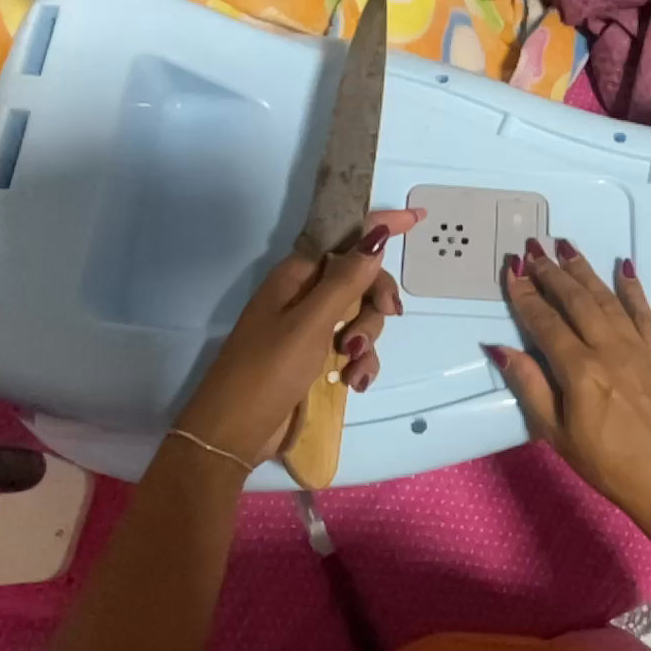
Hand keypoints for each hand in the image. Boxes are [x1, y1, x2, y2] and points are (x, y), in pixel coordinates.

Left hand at [176, 209, 422, 466]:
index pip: (345, 236)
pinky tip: (354, 381)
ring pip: (360, 315)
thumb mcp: (311, 323)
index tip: (417, 218)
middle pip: (360, 279)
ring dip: (367, 338)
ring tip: (353, 365)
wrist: (234, 433)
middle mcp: (305, 294)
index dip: (380, 225)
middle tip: (389, 317)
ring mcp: (310, 326)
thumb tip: (377, 235)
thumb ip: (346, 279)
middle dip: (376, 300)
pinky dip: (360, 361)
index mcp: (298, 275)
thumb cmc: (266, 370)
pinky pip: (352, 346)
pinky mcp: (314, 355)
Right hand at [487, 238, 650, 536]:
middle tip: (533, 248)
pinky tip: (623, 267)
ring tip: (566, 247)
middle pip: (575, 300)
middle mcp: (608, 348)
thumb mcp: (557, 434)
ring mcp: (637, 347)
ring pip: (606, 298)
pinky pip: (643, 311)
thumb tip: (500, 348)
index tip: (511, 271)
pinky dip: (631, 287)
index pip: (545, 322)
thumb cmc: (608, 465)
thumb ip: (530, 386)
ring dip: (584, 270)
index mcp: (579, 370)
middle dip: (551, 272)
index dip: (525, 296)